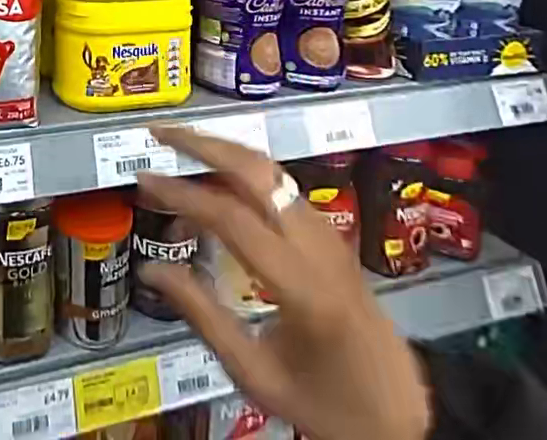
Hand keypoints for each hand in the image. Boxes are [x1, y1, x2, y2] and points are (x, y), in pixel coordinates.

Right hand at [135, 125, 430, 439]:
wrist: (402, 413)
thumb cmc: (326, 404)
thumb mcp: (255, 374)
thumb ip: (200, 315)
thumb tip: (150, 269)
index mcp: (302, 287)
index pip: (231, 219)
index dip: (181, 194)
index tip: (143, 181)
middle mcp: (318, 246)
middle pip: (257, 172)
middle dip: (203, 144)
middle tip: (159, 134)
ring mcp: (328, 234)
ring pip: (270, 170)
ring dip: (221, 149)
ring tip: (177, 145)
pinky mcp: (328, 232)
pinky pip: (279, 185)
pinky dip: (239, 169)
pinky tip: (213, 175)